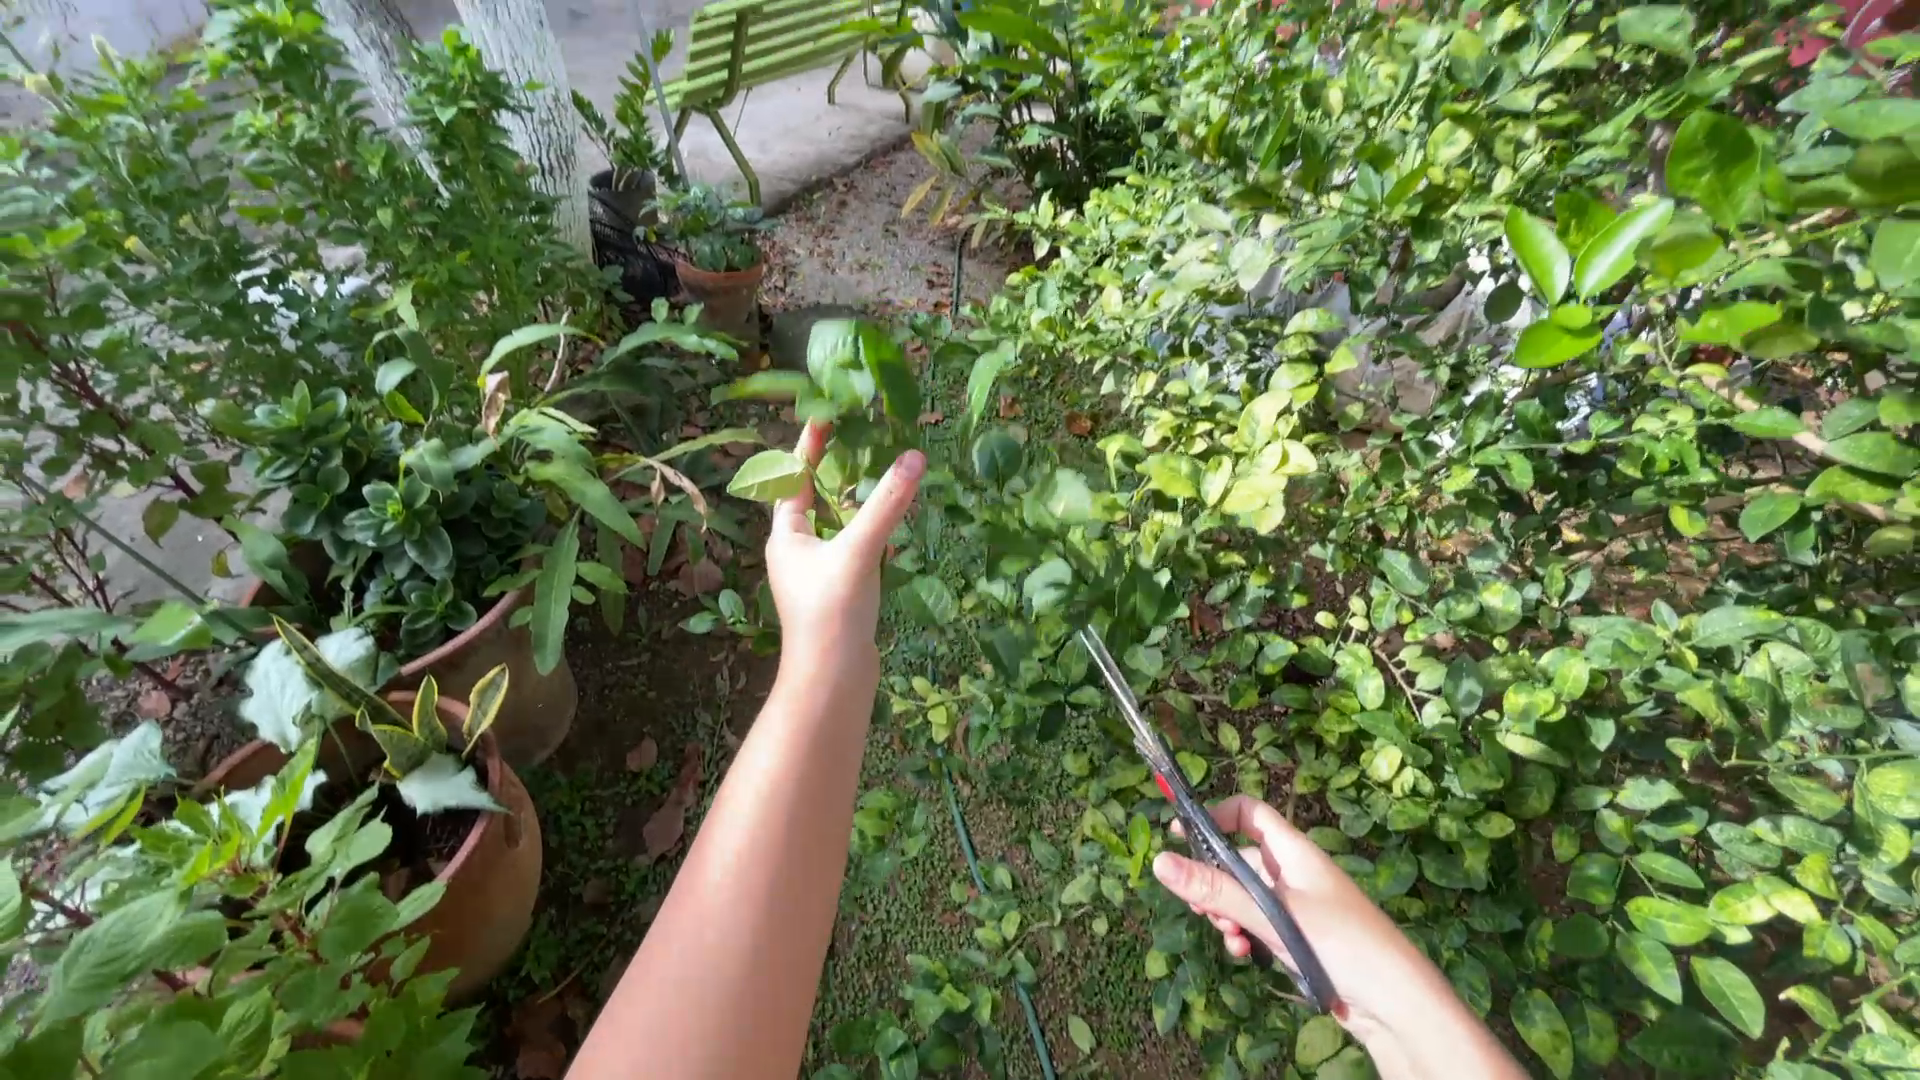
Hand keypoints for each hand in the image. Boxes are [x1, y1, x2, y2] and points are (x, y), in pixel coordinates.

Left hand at [765, 422, 923, 690]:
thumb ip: (886, 505)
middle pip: (814, 499)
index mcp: (786, 535)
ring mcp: (817, 573)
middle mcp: (796, 551)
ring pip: (836, 526)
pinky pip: (852, 549)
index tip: (825, 415)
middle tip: (859, 441)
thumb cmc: (832, 611)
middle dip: (836, 472)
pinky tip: (889, 531)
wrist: (833, 678)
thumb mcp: (858, 551)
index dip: (808, 446)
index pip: (794, 478)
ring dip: (855, 503)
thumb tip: (914, 457)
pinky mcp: (839, 592)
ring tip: (878, 477)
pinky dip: (868, 533)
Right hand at [1151, 796, 1485, 1060]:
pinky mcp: (1298, 937)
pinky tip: (1243, 953)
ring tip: (1228, 937)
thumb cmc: (1342, 944)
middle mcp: (1292, 871)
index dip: (1215, 816)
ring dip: (1226, 912)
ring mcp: (1295, 905)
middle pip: (1238, 858)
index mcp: (1292, 851)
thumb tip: (1160, 861)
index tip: (1181, 835)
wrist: (1400, 1007)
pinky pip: (1257, 923)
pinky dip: (1243, 932)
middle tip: (1198, 905)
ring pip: (1243, 895)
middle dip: (1213, 879)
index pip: (1247, 812)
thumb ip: (1215, 890)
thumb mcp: (1271, 915)